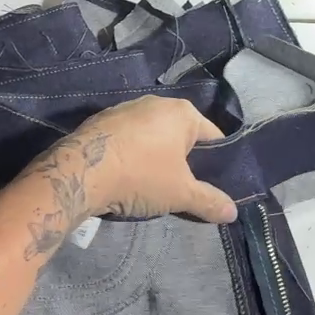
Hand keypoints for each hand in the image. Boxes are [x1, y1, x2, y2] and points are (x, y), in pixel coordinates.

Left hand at [19, 96, 235, 225]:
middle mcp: (156, 102)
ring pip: (153, 136)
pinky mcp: (102, 121)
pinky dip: (132, 153)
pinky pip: (128, 138)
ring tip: (154, 184)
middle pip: (181, 135)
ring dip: (156, 156)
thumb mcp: (181, 193)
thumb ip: (209, 201)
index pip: (213, 136)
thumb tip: (233, 212)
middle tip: (185, 188)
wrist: (81, 172)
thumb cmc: (141, 175)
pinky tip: (127, 175)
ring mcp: (126, 108)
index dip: (218, 162)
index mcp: (183, 112)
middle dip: (185, 160)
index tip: (215, 184)